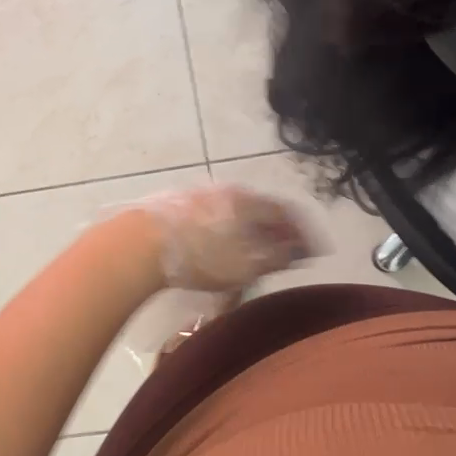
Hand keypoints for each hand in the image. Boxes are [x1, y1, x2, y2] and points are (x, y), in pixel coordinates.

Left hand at [131, 184, 315, 291]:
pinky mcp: (175, 208)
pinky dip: (227, 233)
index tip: (317, 249)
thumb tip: (300, 251)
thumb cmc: (200, 257)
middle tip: (288, 253)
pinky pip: (213, 218)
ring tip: (255, 255)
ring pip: (234, 213)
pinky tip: (220, 250)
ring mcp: (198, 196)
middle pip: (260, 209)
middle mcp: (225, 191)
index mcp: (247, 200)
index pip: (287, 210)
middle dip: (277, 231)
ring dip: (251, 232)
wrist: (138, 245)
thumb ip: (277, 256)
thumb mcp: (246, 264)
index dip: (305, 230)